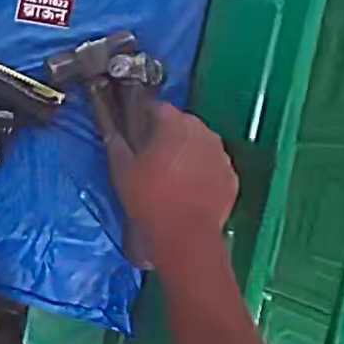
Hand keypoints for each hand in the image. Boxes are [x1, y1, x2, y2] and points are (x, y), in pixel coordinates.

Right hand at [112, 100, 238, 273]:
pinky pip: (212, 164)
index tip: (133, 132)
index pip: (157, 108)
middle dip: (166, 133)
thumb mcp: (121, 169)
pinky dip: (201, 170)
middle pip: (182, 123)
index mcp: (174, 125)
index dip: (143, 118)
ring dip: (185, 151)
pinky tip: (187, 187)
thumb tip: (112, 131)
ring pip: (199, 143)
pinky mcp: (231, 176)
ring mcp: (221, 154)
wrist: (185, 235)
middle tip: (149, 155)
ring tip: (169, 173)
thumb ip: (116, 144)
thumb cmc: (148, 198)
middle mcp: (203, 132)